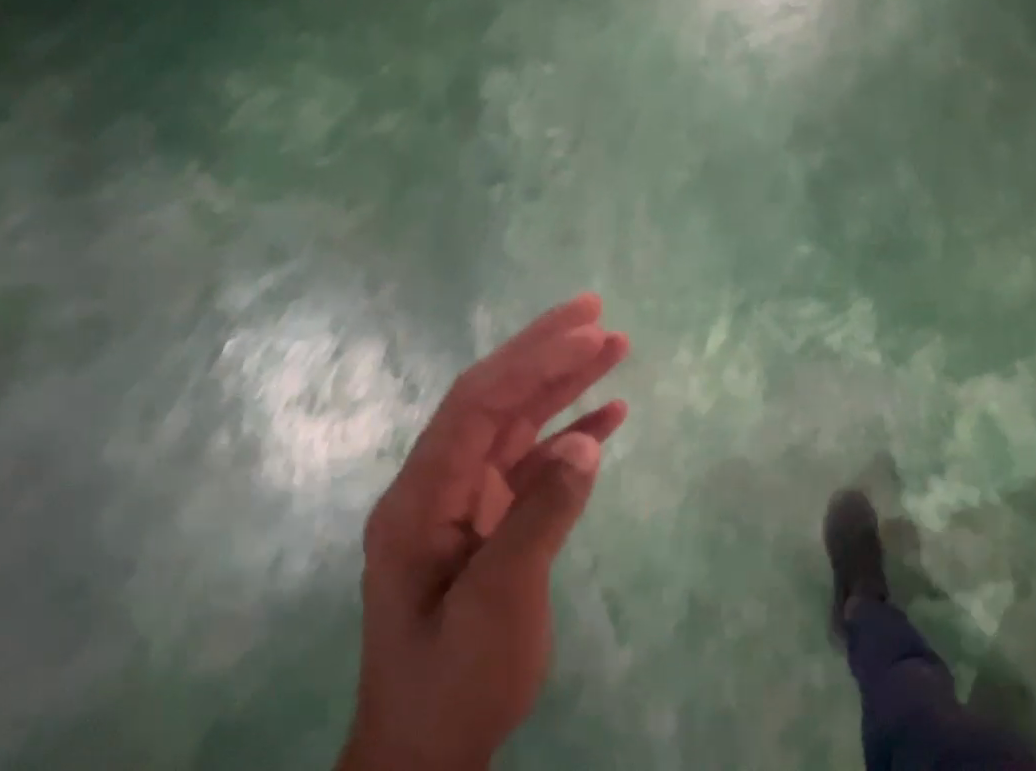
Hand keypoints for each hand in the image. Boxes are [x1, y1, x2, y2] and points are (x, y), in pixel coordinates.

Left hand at [339, 294, 630, 770]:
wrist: (429, 750)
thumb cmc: (454, 679)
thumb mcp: (497, 603)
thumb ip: (540, 517)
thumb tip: (586, 442)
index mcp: (420, 501)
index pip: (477, 407)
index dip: (533, 361)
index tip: (588, 329)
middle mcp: (438, 490)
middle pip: (492, 400)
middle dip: (542, 350)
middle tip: (594, 308)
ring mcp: (465, 506)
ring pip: (517, 425)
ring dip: (564, 385)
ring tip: (615, 345)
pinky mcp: (492, 525)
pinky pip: (534, 465)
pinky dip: (573, 435)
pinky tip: (611, 416)